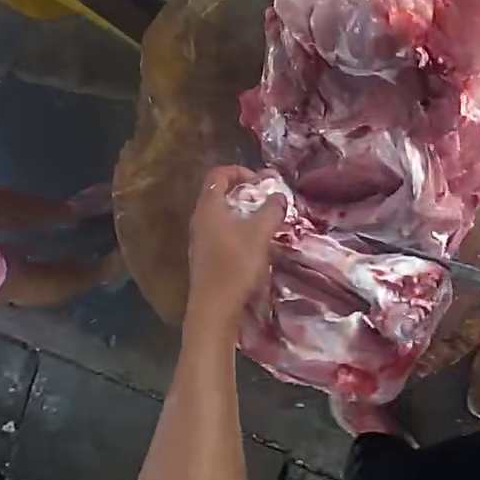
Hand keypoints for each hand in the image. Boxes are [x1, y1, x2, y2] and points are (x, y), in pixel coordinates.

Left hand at [186, 166, 286, 317]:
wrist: (214, 308)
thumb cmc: (236, 265)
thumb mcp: (260, 233)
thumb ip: (271, 210)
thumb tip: (279, 195)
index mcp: (209, 207)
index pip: (218, 174)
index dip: (240, 170)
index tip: (261, 182)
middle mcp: (199, 219)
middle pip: (218, 193)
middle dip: (244, 192)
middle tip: (266, 200)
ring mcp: (200, 239)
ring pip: (221, 214)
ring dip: (242, 212)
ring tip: (264, 221)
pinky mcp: (205, 256)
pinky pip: (221, 232)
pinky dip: (237, 229)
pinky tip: (254, 244)